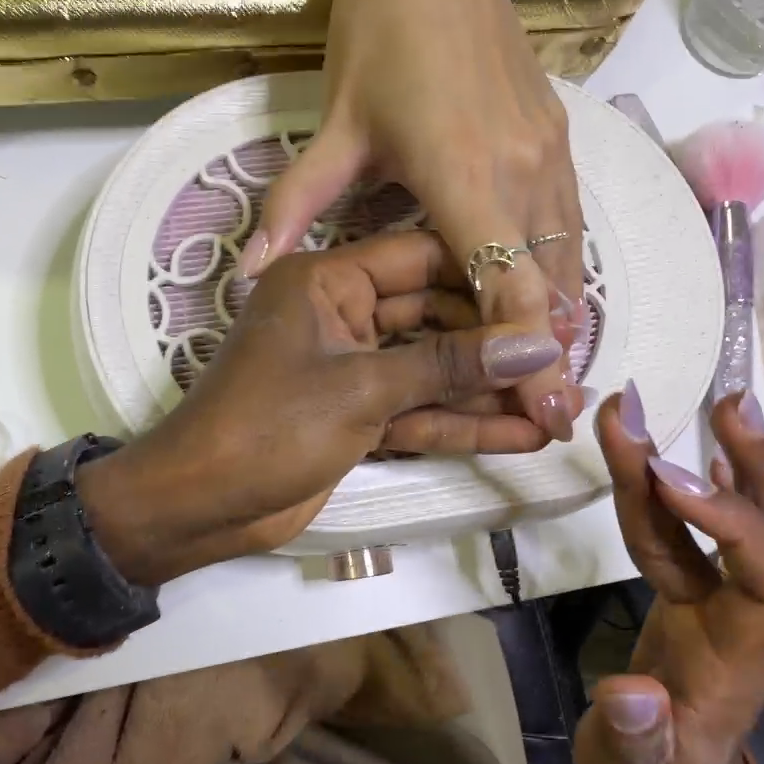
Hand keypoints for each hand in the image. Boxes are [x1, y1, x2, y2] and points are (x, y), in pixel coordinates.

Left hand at [79, 231, 579, 585]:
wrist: (200, 504)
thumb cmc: (267, 426)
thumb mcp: (360, 389)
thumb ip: (447, 366)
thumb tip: (535, 348)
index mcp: (327, 280)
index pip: (425, 260)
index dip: (490, 280)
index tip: (551, 301)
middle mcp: (342, 315)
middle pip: (436, 319)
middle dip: (497, 348)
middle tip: (564, 369)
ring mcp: (351, 369)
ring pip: (431, 371)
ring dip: (487, 393)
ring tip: (557, 410)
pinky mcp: (356, 417)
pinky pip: (416, 411)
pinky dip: (459, 425)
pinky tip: (520, 437)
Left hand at [240, 0, 586, 443]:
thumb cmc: (380, 36)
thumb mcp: (331, 129)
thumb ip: (294, 206)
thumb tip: (247, 272)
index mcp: (463, 178)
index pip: (507, 285)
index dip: (527, 353)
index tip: (545, 409)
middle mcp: (521, 173)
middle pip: (548, 285)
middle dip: (551, 356)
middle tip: (551, 419)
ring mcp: (549, 154)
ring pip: (567, 257)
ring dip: (560, 318)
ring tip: (552, 378)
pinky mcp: (559, 139)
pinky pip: (569, 224)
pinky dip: (560, 273)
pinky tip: (547, 307)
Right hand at [571, 385, 763, 763]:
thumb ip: (634, 741)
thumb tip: (632, 690)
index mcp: (739, 659)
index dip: (728, 522)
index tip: (667, 473)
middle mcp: (743, 619)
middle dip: (754, 470)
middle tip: (729, 403)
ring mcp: (719, 603)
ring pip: (735, 524)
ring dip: (724, 459)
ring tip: (719, 399)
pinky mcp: (692, 594)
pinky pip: (694, 533)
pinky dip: (695, 488)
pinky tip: (698, 451)